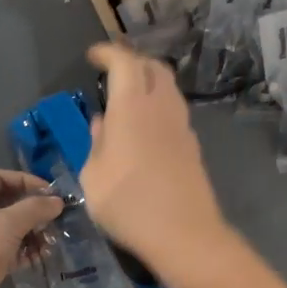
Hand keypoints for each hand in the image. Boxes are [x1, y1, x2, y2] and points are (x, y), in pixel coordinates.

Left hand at [0, 170, 62, 287]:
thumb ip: (34, 208)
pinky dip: (27, 252)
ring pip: (11, 230)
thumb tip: (57, 201)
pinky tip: (42, 256)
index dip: (24, 180)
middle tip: (56, 217)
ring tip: (52, 240)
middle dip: (33, 210)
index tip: (50, 191)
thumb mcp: (6, 222)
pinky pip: (11, 251)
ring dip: (33, 233)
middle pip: (7, 204)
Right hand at [81, 43, 231, 271]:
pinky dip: (159, 108)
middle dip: (133, 62)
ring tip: (129, 98)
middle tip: (114, 72)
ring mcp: (182, 127)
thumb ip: (96, 143)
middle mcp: (162, 107)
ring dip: (150, 84)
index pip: (124, 61)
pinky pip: (174, 114)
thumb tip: (101, 123)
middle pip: (154, 68)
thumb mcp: (93, 176)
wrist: (184, 233)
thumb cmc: (128, 204)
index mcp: (133, 106)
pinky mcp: (193, 147)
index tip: (94, 56)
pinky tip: (146, 128)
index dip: (108, 53)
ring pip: (169, 90)